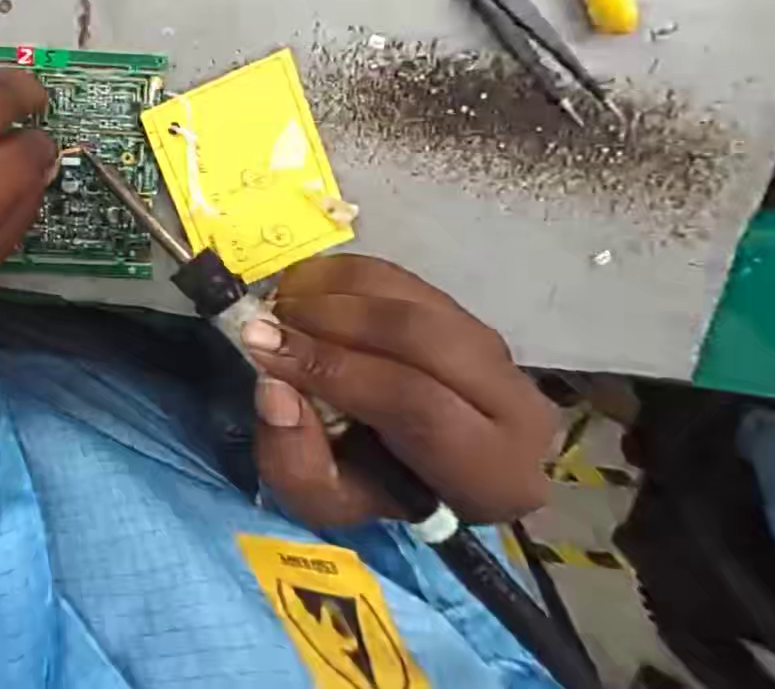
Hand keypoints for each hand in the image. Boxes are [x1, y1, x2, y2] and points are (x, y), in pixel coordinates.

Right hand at [239, 255, 558, 525]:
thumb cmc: (361, 482)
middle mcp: (514, 404)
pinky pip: (390, 274)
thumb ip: (294, 459)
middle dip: (328, 319)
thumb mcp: (320, 499)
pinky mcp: (455, 308)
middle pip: (419, 336)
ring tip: (280, 311)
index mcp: (491, 472)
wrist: (395, 457)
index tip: (260, 346)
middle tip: (268, 320)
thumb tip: (273, 386)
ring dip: (326, 293)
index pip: (417, 404)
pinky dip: (332, 276)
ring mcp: (490, 347)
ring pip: (403, 296)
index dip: (331, 368)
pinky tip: (300, 297)